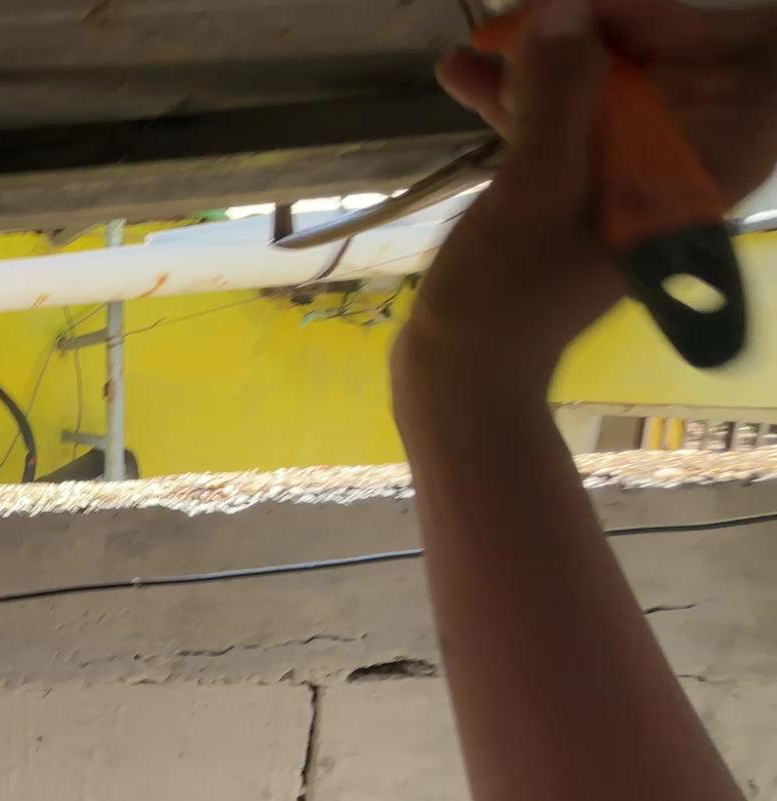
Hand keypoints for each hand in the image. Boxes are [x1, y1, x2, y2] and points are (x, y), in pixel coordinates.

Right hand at [400, 0, 776, 402]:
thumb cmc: (502, 297)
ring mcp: (620, 176)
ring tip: (481, 42)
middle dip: (594, 33)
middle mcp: (680, 161)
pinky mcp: (566, 192)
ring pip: (601, 90)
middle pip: (666, 62)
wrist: (459, 368)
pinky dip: (515, 100)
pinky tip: (466, 77)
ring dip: (543, 62)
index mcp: (709, 163)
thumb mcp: (533, 193)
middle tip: (521, 21)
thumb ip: (560, 98)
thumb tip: (561, 15)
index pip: (737, 50)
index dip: (665, 20)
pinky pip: (556, 127)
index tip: (578, 16)